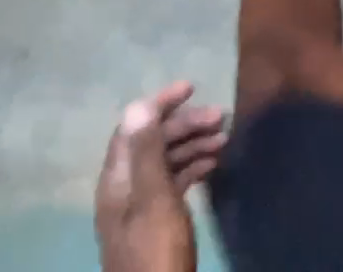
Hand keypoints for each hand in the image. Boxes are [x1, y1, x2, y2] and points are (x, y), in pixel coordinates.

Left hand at [96, 82, 227, 271]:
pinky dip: (193, 168)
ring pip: (165, 162)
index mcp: (117, 181)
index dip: (160, 104)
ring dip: (192, 145)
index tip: (192, 88)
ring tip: (225, 139)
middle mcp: (124, 189)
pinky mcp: (156, 223)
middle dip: (185, 125)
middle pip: (152, 143)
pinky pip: (173, 182)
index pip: (133, 127)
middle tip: (221, 118)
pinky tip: (214, 165)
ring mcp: (139, 208)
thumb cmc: (155, 253)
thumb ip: (147, 152)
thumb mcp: (154, 199)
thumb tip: (138, 103)